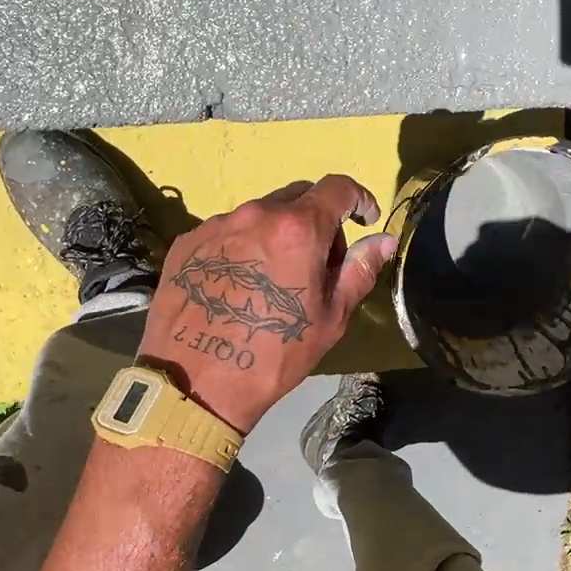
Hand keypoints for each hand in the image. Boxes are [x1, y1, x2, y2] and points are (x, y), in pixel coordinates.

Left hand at [138, 175, 398, 432]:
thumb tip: (384, 240)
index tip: (365, 219)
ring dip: (278, 234)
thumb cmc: (275, 355)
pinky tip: (239, 286)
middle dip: (318, 221)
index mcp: (298, 229)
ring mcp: (216, 225)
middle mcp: (255, 214)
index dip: (359, 199)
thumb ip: (359, 271)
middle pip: (298, 197)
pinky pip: (227, 231)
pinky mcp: (187, 242)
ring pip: (260, 214)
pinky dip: (244, 247)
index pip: (338, 188)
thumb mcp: (330, 318)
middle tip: (319, 264)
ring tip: (274, 280)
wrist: (195, 382)